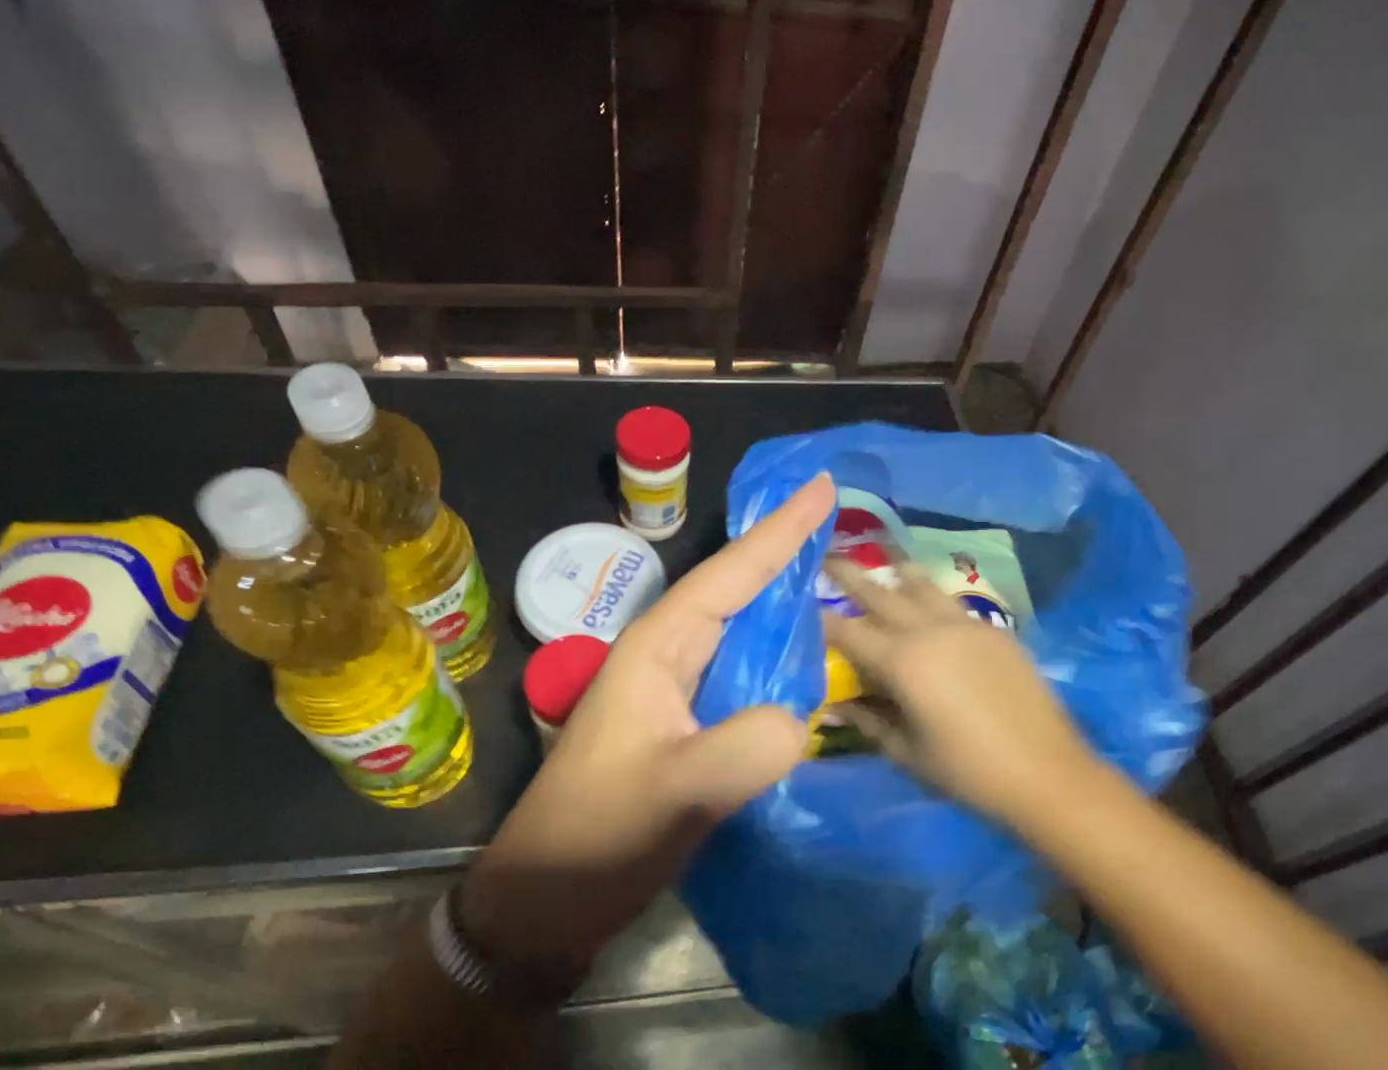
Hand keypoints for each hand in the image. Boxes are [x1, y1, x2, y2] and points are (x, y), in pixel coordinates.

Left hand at [457, 474, 834, 1000]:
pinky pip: (741, 678)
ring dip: (784, 605)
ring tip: (836, 578)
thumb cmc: (598, 834)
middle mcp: (664, 660)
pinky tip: (809, 669)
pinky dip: (778, 663)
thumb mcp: (676, 792)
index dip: (778, 532)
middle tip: (841, 522)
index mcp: (657, 650)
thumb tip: (800, 717)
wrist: (546, 901)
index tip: (822, 487)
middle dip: (784, 554)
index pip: (727, 575)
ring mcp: (672, 697)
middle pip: (734, 591)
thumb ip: (746, 748)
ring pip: (738, 633)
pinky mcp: (682, 732)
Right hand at [822, 560, 1103, 823]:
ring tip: (880, 563)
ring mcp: (965, 625)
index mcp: (902, 661)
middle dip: (849, 574)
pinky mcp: (993, 630)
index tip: (799, 601)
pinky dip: (929, 594)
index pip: (847, 631)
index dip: (820, 617)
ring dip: (895, 574)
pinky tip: (925, 600)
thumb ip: (868, 721)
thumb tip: (835, 705)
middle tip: (826, 556)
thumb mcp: (906, 752)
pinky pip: (950, 602)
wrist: (1047, 773)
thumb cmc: (967, 772)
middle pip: (881, 592)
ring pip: (921, 585)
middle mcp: (929, 630)